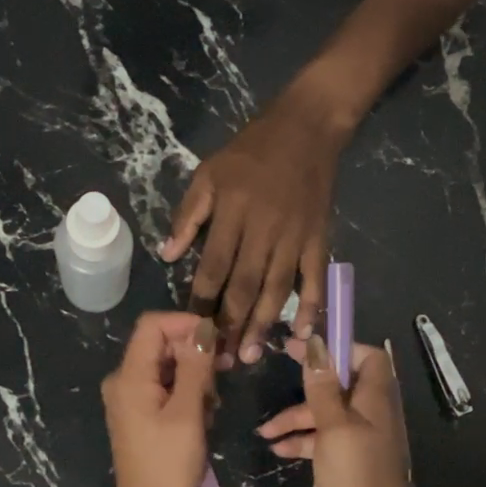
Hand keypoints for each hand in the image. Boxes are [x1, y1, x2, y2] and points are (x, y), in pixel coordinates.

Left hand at [101, 312, 218, 486]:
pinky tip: (204, 416)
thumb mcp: (187, 414)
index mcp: (129, 377)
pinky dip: (187, 394)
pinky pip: (166, 387)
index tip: (217, 339)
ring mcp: (131, 398)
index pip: (152, 325)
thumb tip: (204, 329)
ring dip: (195, 377)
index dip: (185, 323)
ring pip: (167, 366)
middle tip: (224, 373)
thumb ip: (194, 368)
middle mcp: (124, 381)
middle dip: (194, 353)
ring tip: (212, 405)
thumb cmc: (168, 466)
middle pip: (161, 344)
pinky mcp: (141, 413)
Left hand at [161, 82, 354, 364]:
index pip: (213, 266)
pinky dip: (310, 306)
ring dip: (263, 323)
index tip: (192, 330)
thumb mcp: (209, 172)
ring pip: (276, 288)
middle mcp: (262, 229)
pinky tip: (301, 332)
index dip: (202, 301)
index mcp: (231, 212)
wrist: (307, 127)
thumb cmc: (250, 151)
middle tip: (220, 359)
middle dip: (230, 325)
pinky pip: (314, 278)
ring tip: (250, 354)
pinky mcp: (318, 238)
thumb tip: (167, 255)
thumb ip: (189, 215)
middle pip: (244, 285)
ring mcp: (294, 236)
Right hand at [256, 336, 413, 486]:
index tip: (306, 347)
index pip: (369, 358)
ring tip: (265, 432)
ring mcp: (361, 439)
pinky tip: (278, 450)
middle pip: (341, 385)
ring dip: (297, 418)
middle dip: (308, 384)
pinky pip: (324, 440)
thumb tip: (319, 345)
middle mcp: (371, 415)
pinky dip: (302, 441)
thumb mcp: (334, 428)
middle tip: (278, 369)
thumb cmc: (355, 476)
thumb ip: (324, 388)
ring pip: (327, 415)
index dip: (340, 348)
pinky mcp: (349, 461)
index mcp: (376, 401)